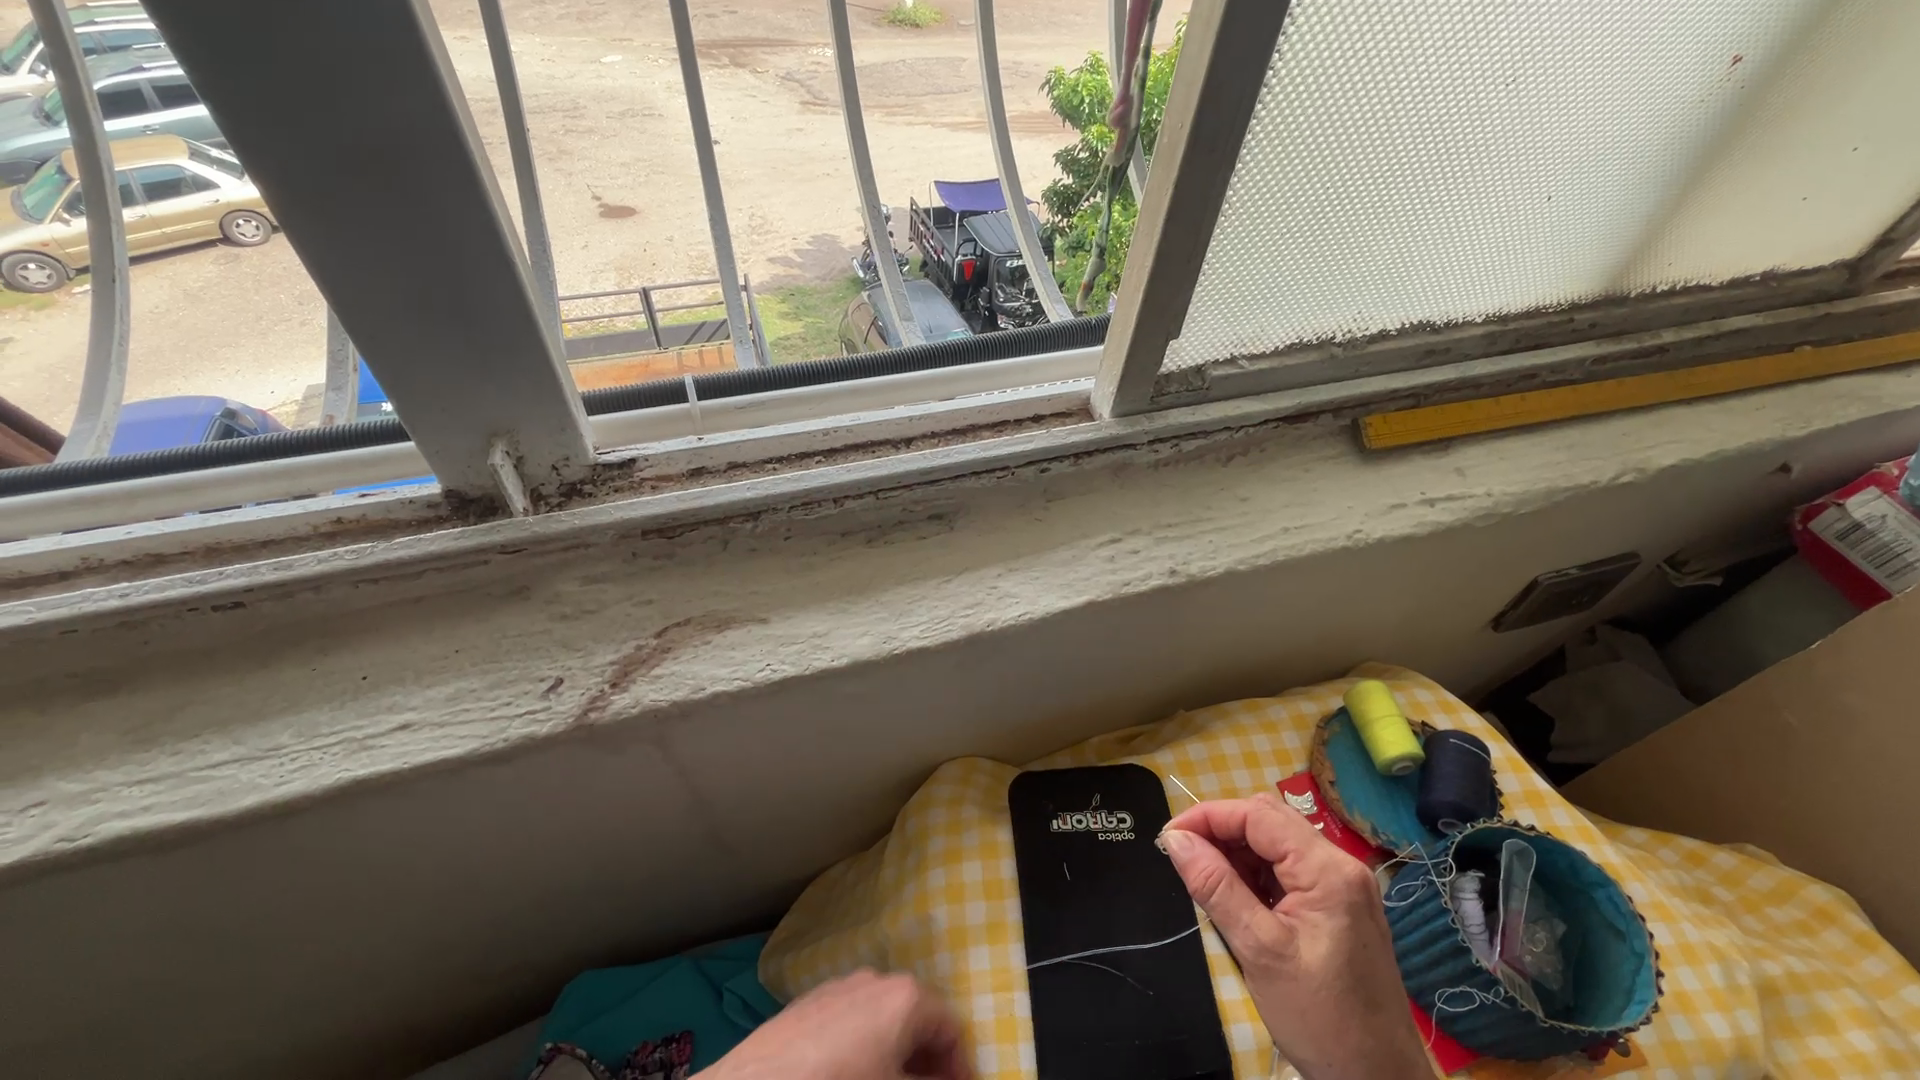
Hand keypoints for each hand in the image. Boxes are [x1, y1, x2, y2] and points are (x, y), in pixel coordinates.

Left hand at [703, 969, 970, 1079]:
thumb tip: (947, 1079)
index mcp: (905, 995)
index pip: (951, 1028)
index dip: (959, 1065)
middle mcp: (875, 979)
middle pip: (917, 1017)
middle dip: (926, 1057)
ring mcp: (839, 986)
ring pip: (882, 1017)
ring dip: (894, 1050)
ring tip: (889, 1079)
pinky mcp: (808, 1001)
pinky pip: (851, 1019)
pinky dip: (863, 1043)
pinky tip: (851, 1071)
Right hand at [1160, 794, 1430, 1079]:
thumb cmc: (1321, 1019)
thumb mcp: (1259, 951)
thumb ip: (1216, 887)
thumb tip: (1175, 840)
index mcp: (1328, 870)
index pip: (1257, 815)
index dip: (1207, 817)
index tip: (1168, 839)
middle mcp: (1340, 865)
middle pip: (1268, 821)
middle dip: (1219, 831)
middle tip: (1181, 858)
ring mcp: (1342, 886)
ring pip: (1275, 843)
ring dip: (1235, 853)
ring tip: (1203, 881)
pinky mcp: (1337, 906)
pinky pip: (1287, 870)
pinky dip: (1254, 875)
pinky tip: (1233, 898)